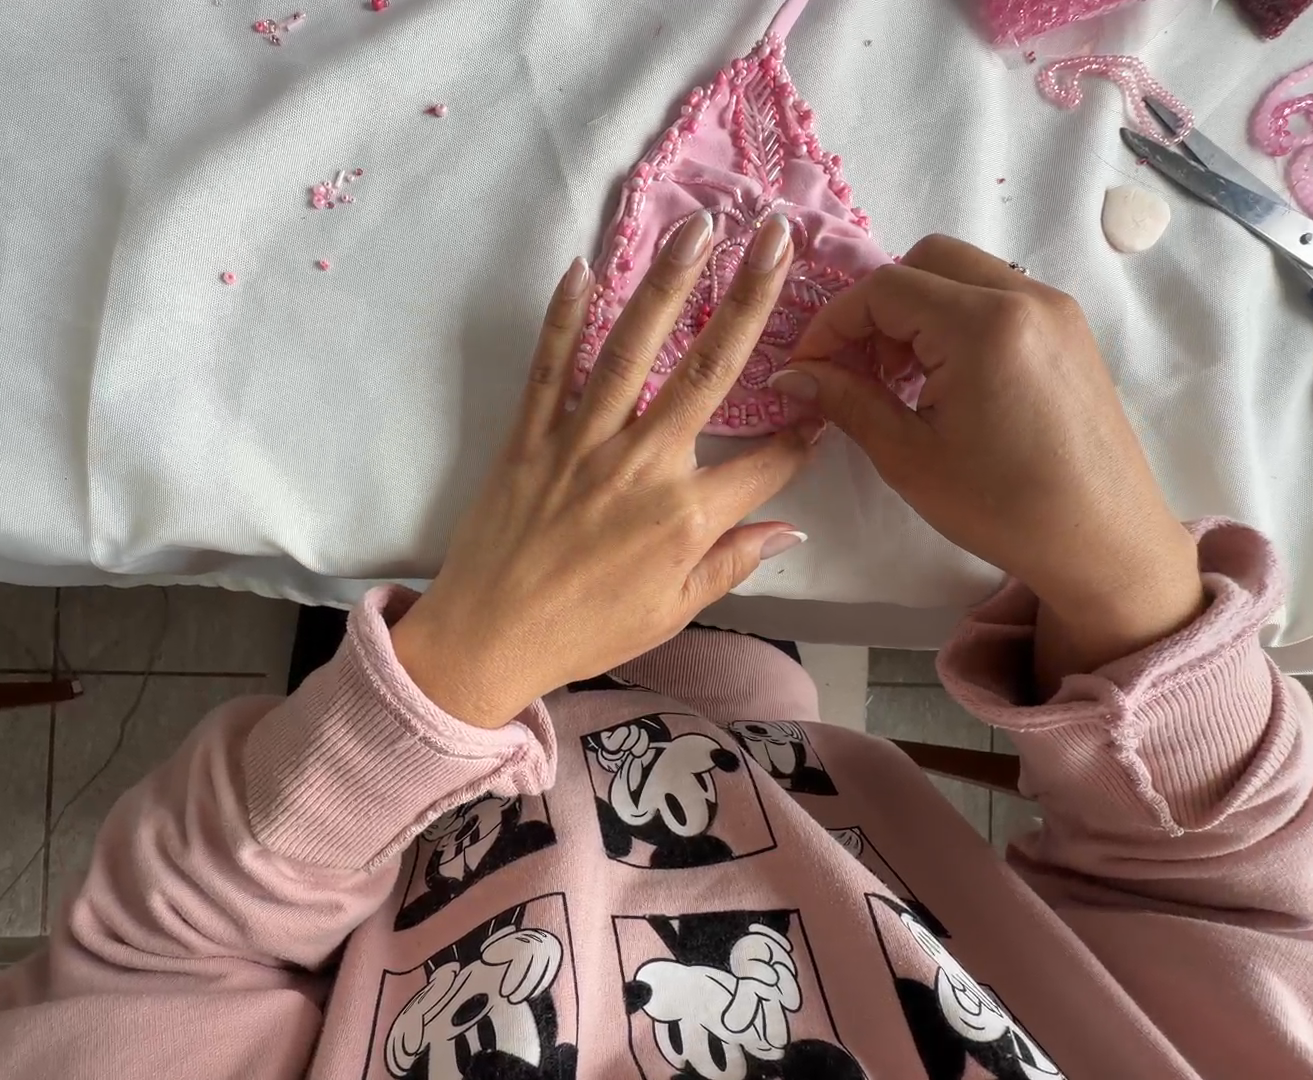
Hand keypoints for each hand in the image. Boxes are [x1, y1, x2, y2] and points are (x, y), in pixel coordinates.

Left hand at [392, 213, 820, 727]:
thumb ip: (733, 563)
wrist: (487, 638)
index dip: (803, 433)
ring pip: (631, 351)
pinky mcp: (528, 437)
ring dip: (668, 284)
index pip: (766, 463)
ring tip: (698, 228)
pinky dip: (563, 318)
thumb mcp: (673, 611)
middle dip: (751, 300)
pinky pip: (548, 368)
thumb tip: (793, 528)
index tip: (825, 402)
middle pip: (709, 373)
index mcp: (685, 517)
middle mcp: (640, 465)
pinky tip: (582, 268)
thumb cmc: (585, 633)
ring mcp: (579, 443)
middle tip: (779, 237)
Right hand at [772, 235, 1202, 690]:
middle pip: (924, 260)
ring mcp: (1054, 308)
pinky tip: (939, 378)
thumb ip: (844, 400)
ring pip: (960, 272)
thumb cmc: (999, 505)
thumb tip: (787, 376)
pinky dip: (950, 319)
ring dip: (912, 310)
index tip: (806, 369)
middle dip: (873, 306)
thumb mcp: (906, 455)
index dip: (831, 323)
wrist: (1102, 539)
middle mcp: (1025, 297)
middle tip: (853, 366)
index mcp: (983, 326)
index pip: (883, 288)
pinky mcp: (1067, 329)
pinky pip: (993, 295)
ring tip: (895, 377)